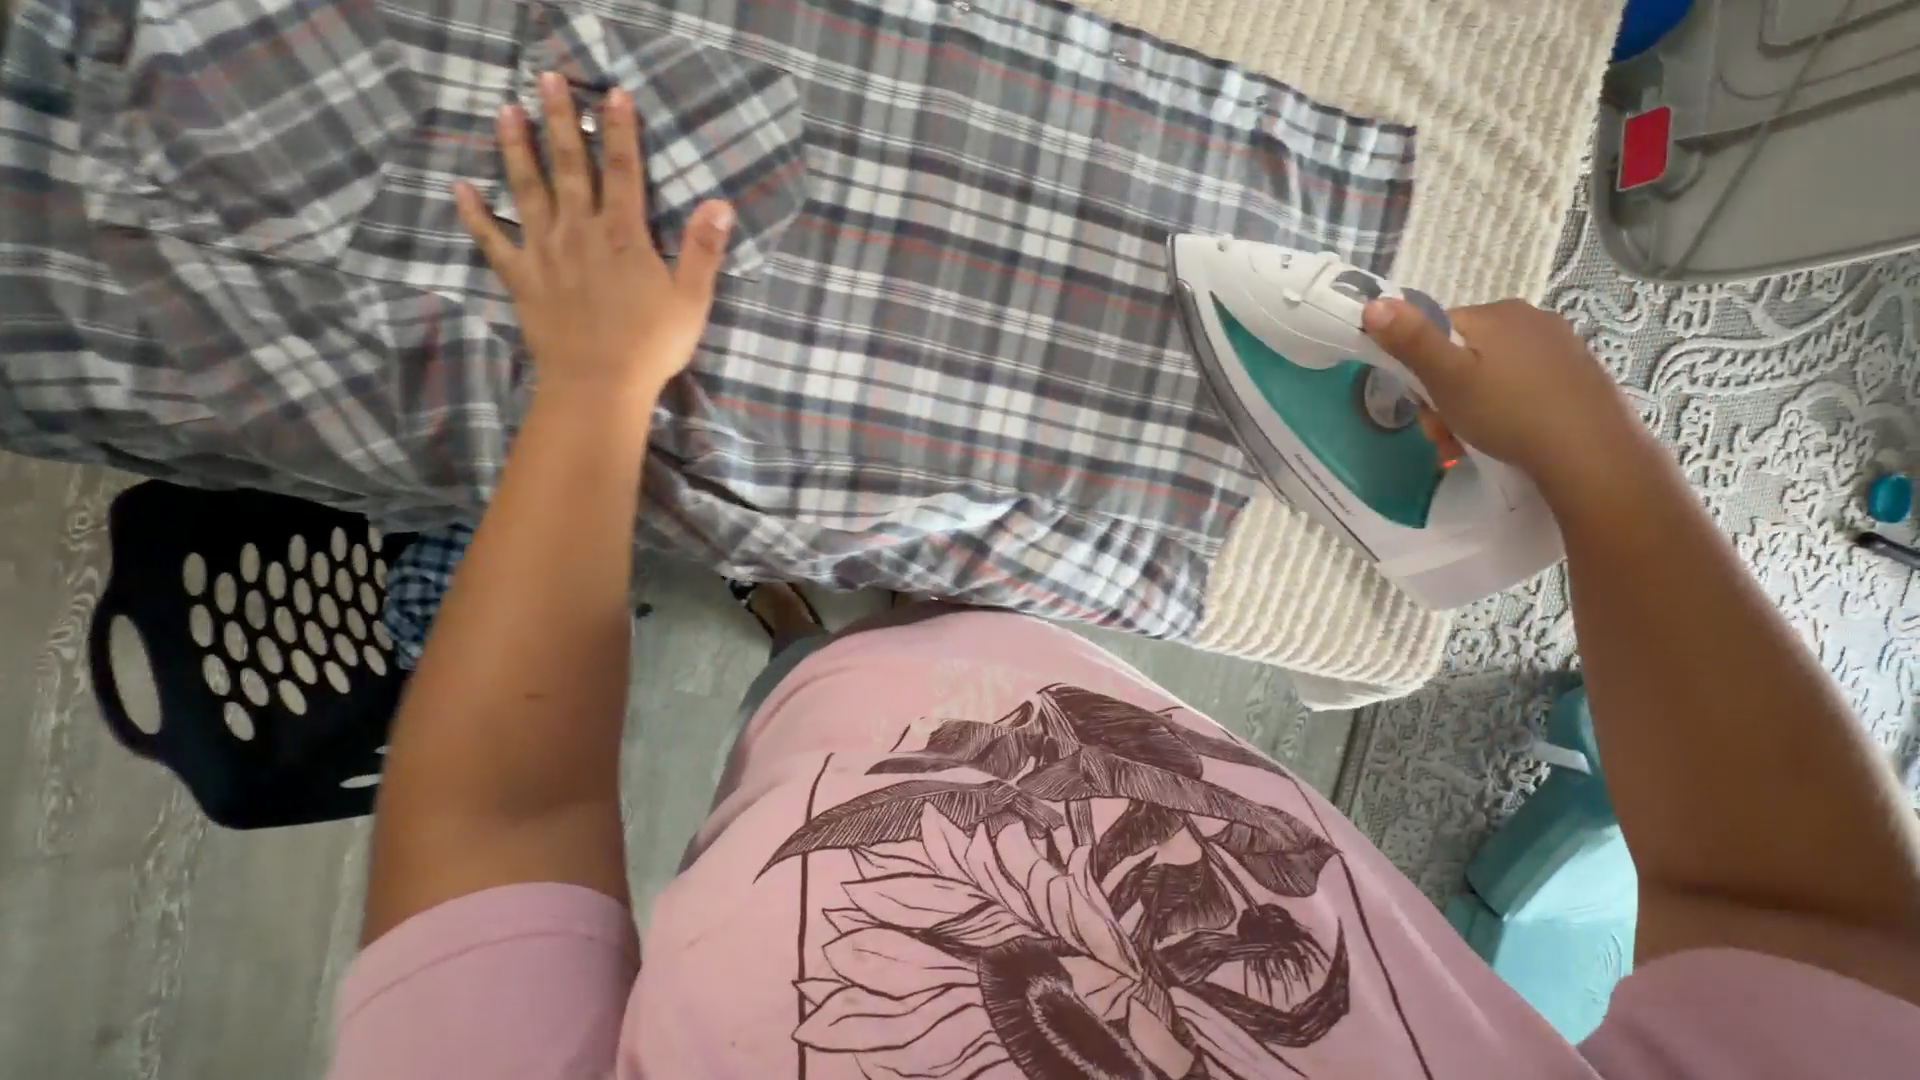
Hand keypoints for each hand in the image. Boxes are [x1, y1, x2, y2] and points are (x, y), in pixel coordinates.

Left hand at [454, 72, 734, 402]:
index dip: (619, 130)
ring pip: (527, 189)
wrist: (598, 384)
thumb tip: (720, 203)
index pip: (622, 170)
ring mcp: (545, 252)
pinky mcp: (521, 277)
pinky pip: (492, 239)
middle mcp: (580, 231)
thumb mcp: (691, 300)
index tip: (612, 93)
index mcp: (624, 235)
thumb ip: (703, 250)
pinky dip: (474, 213)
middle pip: (569, 167)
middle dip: (560, 119)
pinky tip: (459, 187)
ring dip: (517, 148)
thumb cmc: (650, 345)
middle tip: (547, 77)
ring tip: (505, 109)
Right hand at [1362, 297, 1649, 490]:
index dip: (1417, 369)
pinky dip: (1502, 409)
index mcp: (1495, 314)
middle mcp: (1528, 318)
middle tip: (1443, 434)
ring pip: (1488, 373)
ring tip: (1468, 444)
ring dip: (1467, 408)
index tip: (1421, 406)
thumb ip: (1411, 340)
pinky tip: (1505, 436)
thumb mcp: (1447, 379)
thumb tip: (1372, 303)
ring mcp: (1557, 344)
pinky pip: (1519, 384)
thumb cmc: (1509, 412)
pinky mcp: (1574, 372)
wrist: (1590, 453)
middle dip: (1442, 396)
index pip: (1433, 329)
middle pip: (1460, 353)